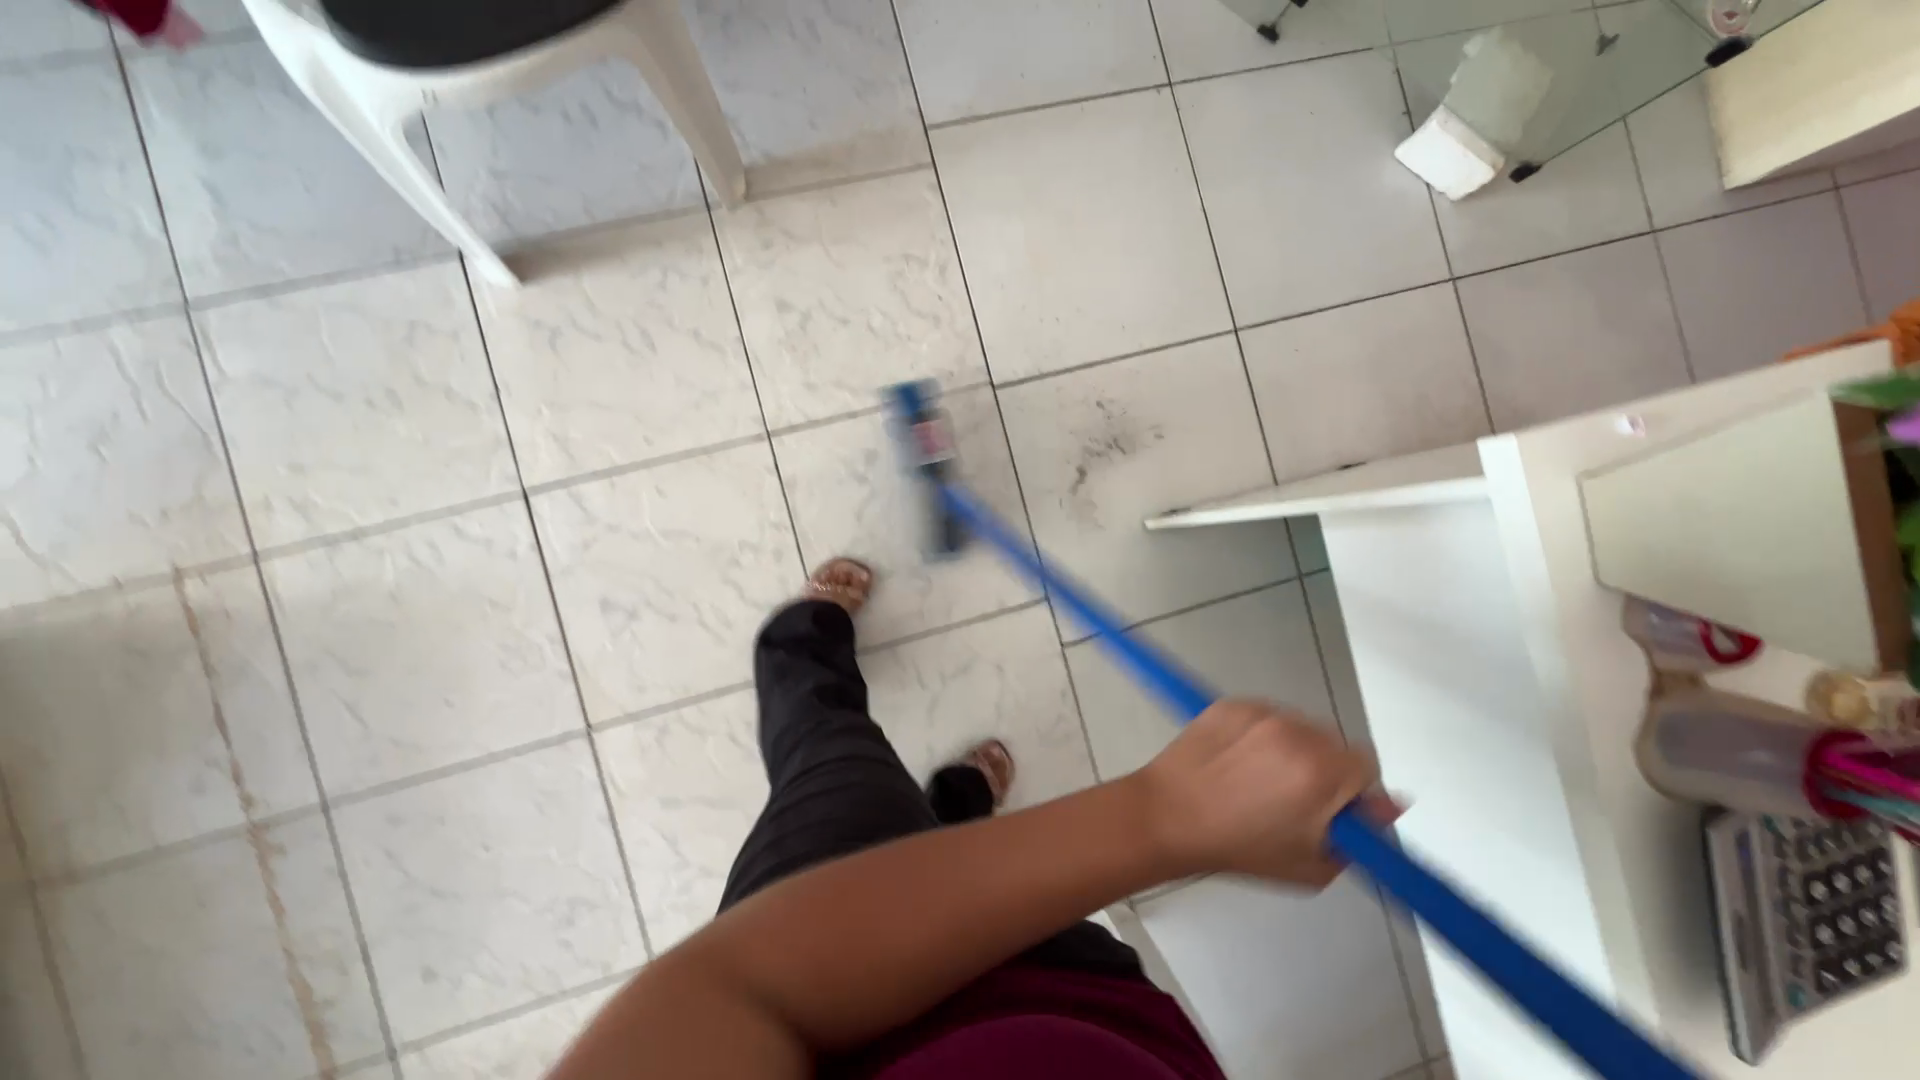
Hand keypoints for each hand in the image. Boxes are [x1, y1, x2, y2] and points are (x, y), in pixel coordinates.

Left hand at [1135, 699, 1394, 886]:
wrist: (1167, 816)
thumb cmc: (1239, 847)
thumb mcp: (1313, 865)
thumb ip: (1360, 838)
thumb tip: (1385, 808)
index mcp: (1324, 772)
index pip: (1368, 768)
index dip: (1352, 792)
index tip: (1330, 809)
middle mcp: (1298, 733)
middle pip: (1334, 744)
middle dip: (1324, 769)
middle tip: (1292, 798)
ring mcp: (1262, 713)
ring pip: (1299, 728)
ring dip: (1293, 749)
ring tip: (1257, 780)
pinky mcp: (1233, 703)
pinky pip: (1265, 717)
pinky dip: (1260, 735)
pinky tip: (1237, 762)